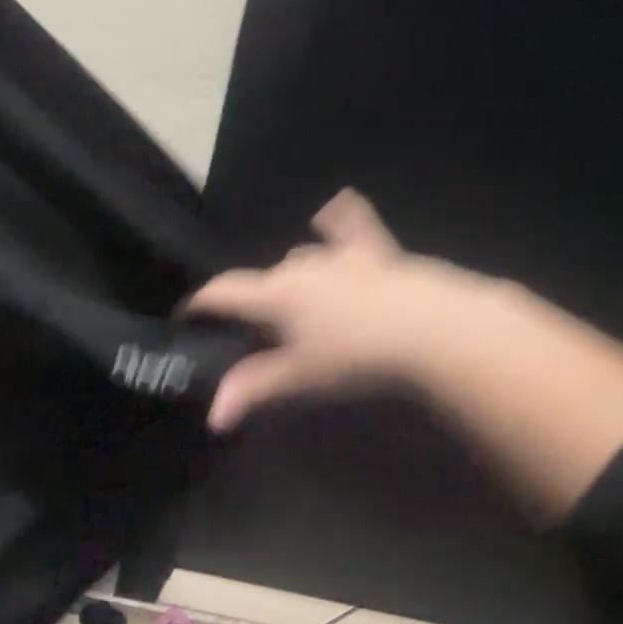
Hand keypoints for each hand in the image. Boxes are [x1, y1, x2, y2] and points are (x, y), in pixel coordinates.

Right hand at [184, 189, 503, 430]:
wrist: (436, 330)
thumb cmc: (357, 357)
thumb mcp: (299, 379)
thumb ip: (253, 390)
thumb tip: (214, 417)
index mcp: (276, 294)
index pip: (224, 291)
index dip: (201, 302)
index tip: (187, 313)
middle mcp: (302, 267)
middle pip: (263, 278)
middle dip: (251, 298)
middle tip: (251, 327)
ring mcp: (342, 257)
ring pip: (302, 257)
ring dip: (289, 275)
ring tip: (290, 295)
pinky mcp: (379, 255)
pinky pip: (354, 228)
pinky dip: (339, 221)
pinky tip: (335, 206)